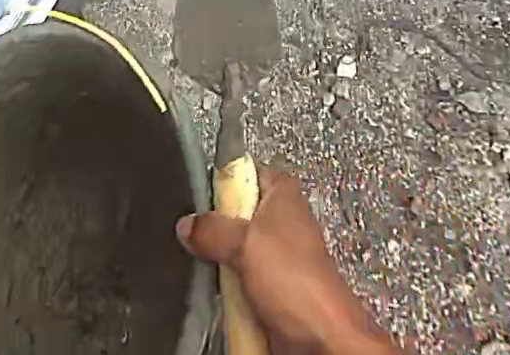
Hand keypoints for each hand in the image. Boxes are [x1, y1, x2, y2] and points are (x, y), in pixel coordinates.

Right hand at [175, 168, 400, 354]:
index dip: (223, 182)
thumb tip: (188, 224)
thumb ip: (212, 229)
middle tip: (205, 239)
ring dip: (223, 263)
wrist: (321, 338)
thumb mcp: (245, 242)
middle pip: (235, 212)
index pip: (245, 170)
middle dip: (218, 228)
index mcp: (282, 192)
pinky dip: (231, 287)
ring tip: (215, 271)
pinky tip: (225, 293)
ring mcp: (276, 254)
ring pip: (234, 249)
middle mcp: (280, 217)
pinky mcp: (272, 286)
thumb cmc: (296, 280)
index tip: (202, 198)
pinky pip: (239, 279)